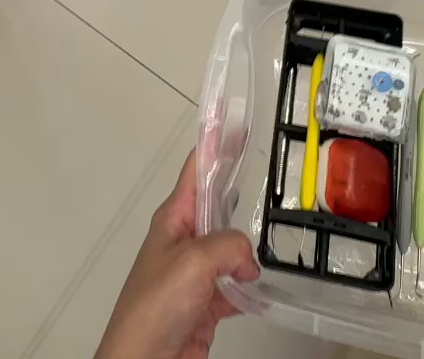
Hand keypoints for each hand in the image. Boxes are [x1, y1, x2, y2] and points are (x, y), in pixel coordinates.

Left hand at [95, 150, 260, 358]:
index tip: (229, 116)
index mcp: (174, 217)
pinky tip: (262, 288)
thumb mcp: (192, 262)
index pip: (197, 168)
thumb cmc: (153, 307)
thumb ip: (227, 246)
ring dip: (248, 243)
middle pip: (216, 202)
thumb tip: (248, 258)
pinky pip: (235, 284)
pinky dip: (250, 287)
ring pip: (230, 245)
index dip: (214, 141)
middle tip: (257, 159)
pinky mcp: (206, 302)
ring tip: (270, 229)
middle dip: (236, 183)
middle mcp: (185, 238)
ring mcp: (196, 271)